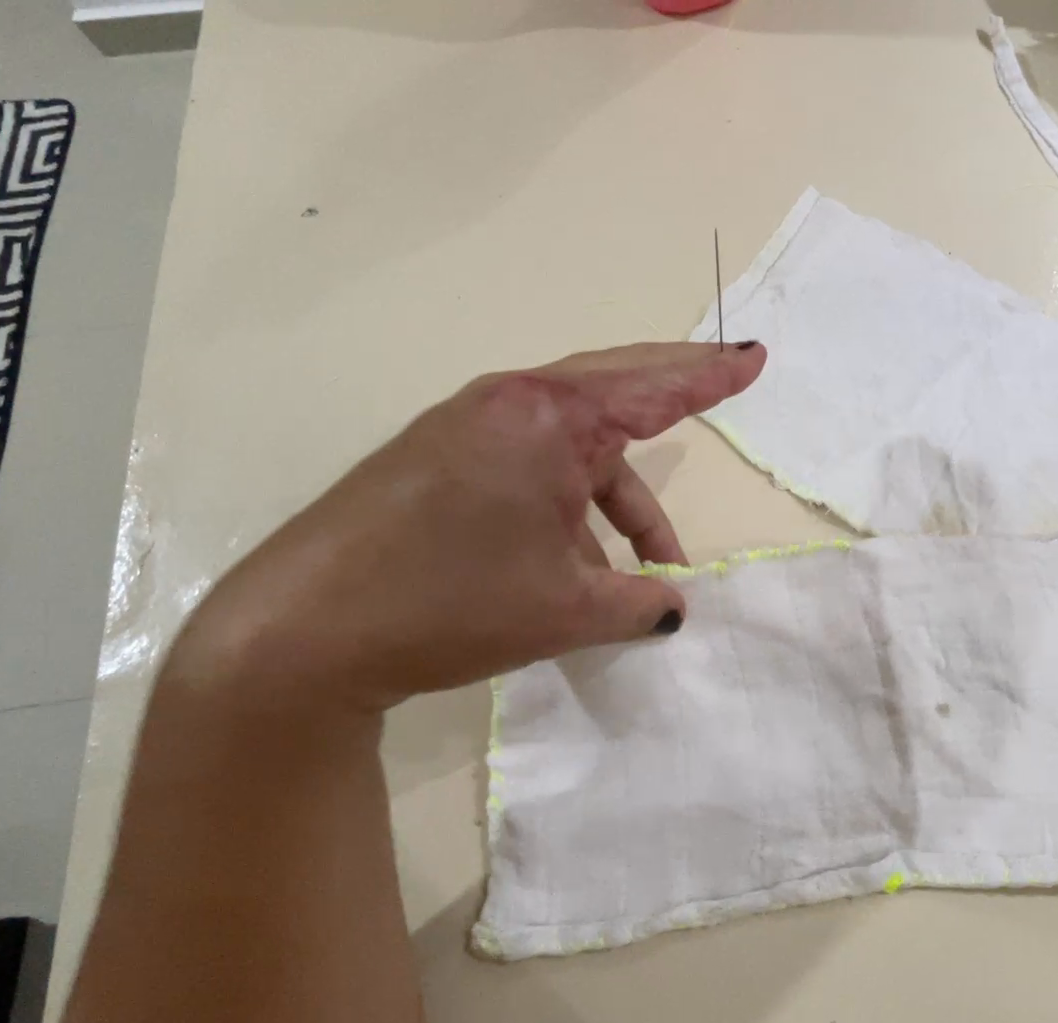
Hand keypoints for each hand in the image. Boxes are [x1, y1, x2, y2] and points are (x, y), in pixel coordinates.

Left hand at [162, 341, 766, 713]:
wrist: (302, 632)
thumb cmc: (451, 606)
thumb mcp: (567, 610)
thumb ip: (638, 603)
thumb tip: (672, 607)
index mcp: (548, 420)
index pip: (652, 388)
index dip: (710, 376)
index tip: (755, 356)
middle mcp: (508, 404)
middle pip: (613, 387)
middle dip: (673, 394)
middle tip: (724, 385)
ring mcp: (467, 427)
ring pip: (573, 441)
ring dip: (617, 495)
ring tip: (645, 565)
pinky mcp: (440, 458)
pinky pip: (532, 462)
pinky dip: (571, 502)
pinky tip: (575, 564)